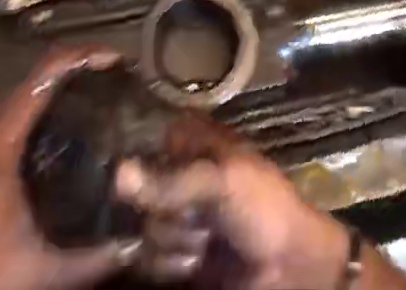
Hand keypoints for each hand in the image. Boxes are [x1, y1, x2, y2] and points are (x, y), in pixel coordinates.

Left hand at [0, 45, 135, 289]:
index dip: (84, 57)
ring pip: (30, 93)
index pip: (45, 74)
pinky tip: (74, 124)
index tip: (120, 61)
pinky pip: (23, 111)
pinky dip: (52, 103)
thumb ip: (89, 260)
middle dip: (83, 67)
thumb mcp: (35, 271)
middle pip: (40, 75)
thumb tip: (137, 243)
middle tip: (121, 77)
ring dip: (66, 83)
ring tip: (105, 91)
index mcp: (1, 142)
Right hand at [114, 117, 352, 289]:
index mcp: (195, 143)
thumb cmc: (263, 207)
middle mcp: (180, 174)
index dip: (148, 162)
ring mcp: (177, 216)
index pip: (150, 140)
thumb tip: (117, 173)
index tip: (159, 175)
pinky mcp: (173, 255)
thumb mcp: (222, 182)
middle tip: (200, 216)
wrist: (288, 266)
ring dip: (174, 241)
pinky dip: (171, 264)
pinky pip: (148, 259)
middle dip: (168, 211)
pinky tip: (198, 264)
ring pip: (145, 227)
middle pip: (141, 191)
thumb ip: (170, 180)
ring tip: (206, 243)